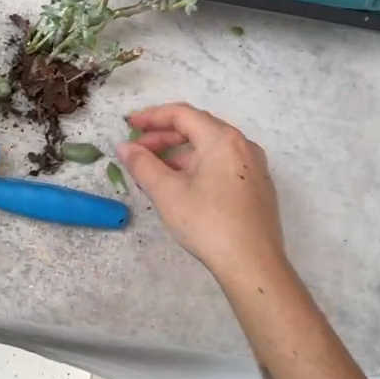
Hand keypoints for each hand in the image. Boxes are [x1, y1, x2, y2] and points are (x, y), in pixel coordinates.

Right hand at [117, 103, 288, 281]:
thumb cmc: (207, 223)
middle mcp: (242, 146)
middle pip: (198, 127)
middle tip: (137, 149)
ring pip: (210, 147)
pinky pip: (221, 163)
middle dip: (164, 136)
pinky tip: (180, 185)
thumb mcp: (167, 192)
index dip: (152, 116)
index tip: (128, 125)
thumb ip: (142, 164)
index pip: (182, 114)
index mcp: (222, 140)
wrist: (253, 264)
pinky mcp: (256, 187)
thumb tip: (124, 146)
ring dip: (178, 153)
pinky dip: (196, 165)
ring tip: (153, 170)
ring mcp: (253, 167)